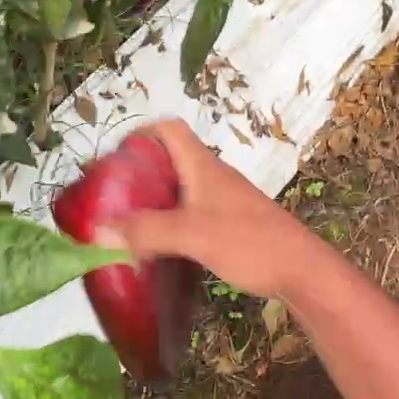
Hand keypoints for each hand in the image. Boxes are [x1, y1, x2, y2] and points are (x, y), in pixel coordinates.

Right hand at [100, 118, 336, 299]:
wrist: (300, 270)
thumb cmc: (249, 242)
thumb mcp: (192, 235)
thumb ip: (146, 230)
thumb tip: (98, 229)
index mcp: (202, 166)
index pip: (169, 128)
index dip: (140, 134)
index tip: (114, 159)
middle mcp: (212, 177)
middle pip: (169, 160)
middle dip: (138, 174)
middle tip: (112, 198)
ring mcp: (222, 201)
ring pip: (179, 190)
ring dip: (153, 202)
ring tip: (126, 225)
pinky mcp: (230, 224)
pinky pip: (190, 213)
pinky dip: (170, 223)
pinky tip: (158, 247)